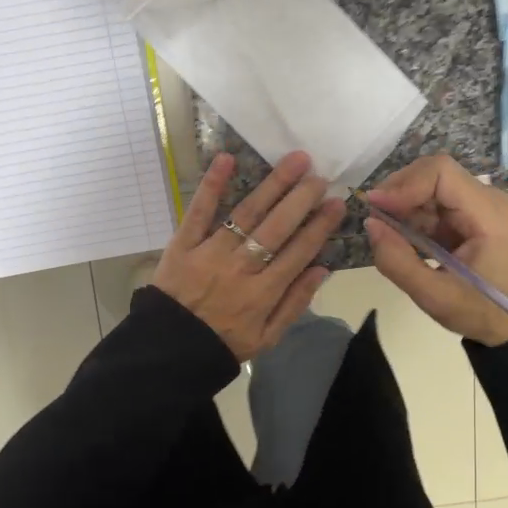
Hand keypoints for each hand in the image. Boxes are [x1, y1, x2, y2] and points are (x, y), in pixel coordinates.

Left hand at [154, 151, 344, 362]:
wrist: (170, 349)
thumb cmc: (223, 343)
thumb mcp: (267, 337)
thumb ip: (295, 304)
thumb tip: (323, 268)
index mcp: (263, 293)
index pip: (298, 252)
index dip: (320, 226)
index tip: (337, 203)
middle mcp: (241, 268)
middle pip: (277, 227)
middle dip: (301, 199)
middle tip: (320, 176)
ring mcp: (211, 253)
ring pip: (247, 214)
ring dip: (273, 185)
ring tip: (294, 161)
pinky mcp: (183, 244)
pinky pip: (199, 211)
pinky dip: (212, 185)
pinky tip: (226, 158)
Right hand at [365, 155, 507, 346]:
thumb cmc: (484, 313)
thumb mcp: (434, 295)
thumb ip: (397, 260)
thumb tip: (370, 224)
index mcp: (489, 215)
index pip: (441, 173)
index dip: (403, 184)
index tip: (375, 206)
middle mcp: (492, 200)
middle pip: (437, 174)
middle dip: (401, 191)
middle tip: (376, 218)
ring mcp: (487, 207)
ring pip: (437, 187)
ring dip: (407, 204)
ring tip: (388, 231)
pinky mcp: (480, 217)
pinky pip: (443, 204)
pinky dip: (419, 215)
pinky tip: (405, 236)